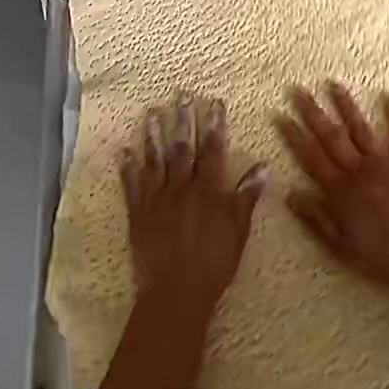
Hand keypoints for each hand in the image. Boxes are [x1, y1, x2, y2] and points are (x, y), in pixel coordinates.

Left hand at [122, 97, 266, 313]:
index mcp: (208, 191)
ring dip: (153, 136)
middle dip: (184, 120)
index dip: (215, 125)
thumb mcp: (238, 231)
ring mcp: (157, 198)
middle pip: (183, 148)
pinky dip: (128, 167)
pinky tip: (125, 151)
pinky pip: (132, 185)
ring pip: (155, 160)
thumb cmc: (214, 264)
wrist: (176, 291)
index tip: (214, 103)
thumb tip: (263, 167)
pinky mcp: (138, 212)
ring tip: (152, 114)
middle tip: (182, 97)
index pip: (213, 150)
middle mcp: (181, 187)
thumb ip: (247, 196)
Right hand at [277, 82, 388, 293]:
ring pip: (360, 130)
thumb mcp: (340, 246)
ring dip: (346, 107)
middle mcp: (357, 170)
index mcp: (339, 190)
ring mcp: (382, 165)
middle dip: (313, 113)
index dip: (294, 135)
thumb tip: (291, 193)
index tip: (281, 116)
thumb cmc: (382, 256)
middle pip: (331, 136)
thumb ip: (315, 218)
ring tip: (334, 85)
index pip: (310, 156)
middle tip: (299, 91)